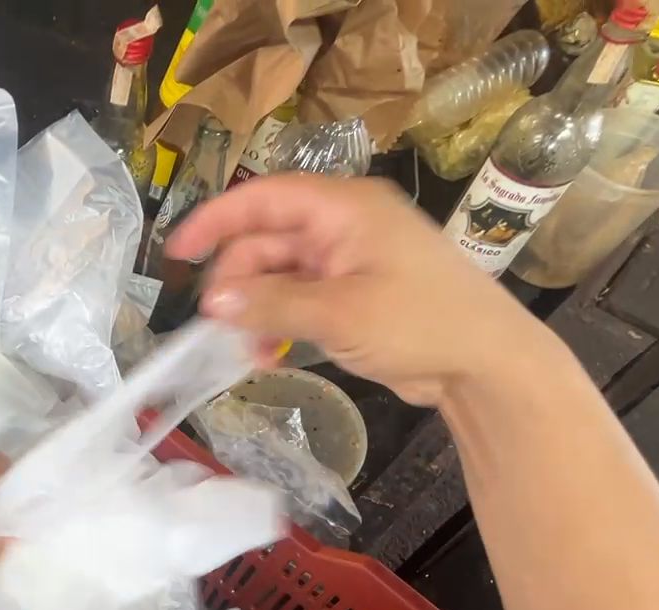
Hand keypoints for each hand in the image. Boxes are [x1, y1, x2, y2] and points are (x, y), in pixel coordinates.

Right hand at [167, 173, 570, 407]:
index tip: (177, 251)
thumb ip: (271, 305)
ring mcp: (344, 262)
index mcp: (343, 210)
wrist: (482, 362)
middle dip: (236, 284)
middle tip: (218, 326)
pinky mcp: (347, 295)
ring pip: (275, 278)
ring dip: (254, 312)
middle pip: (265, 243)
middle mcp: (340, 228)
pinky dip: (275, 326)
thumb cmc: (420, 323)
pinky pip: (294, 302)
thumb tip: (211, 302)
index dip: (215, 220)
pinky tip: (268, 356)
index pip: (264, 198)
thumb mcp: (338, 314)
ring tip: (245, 351)